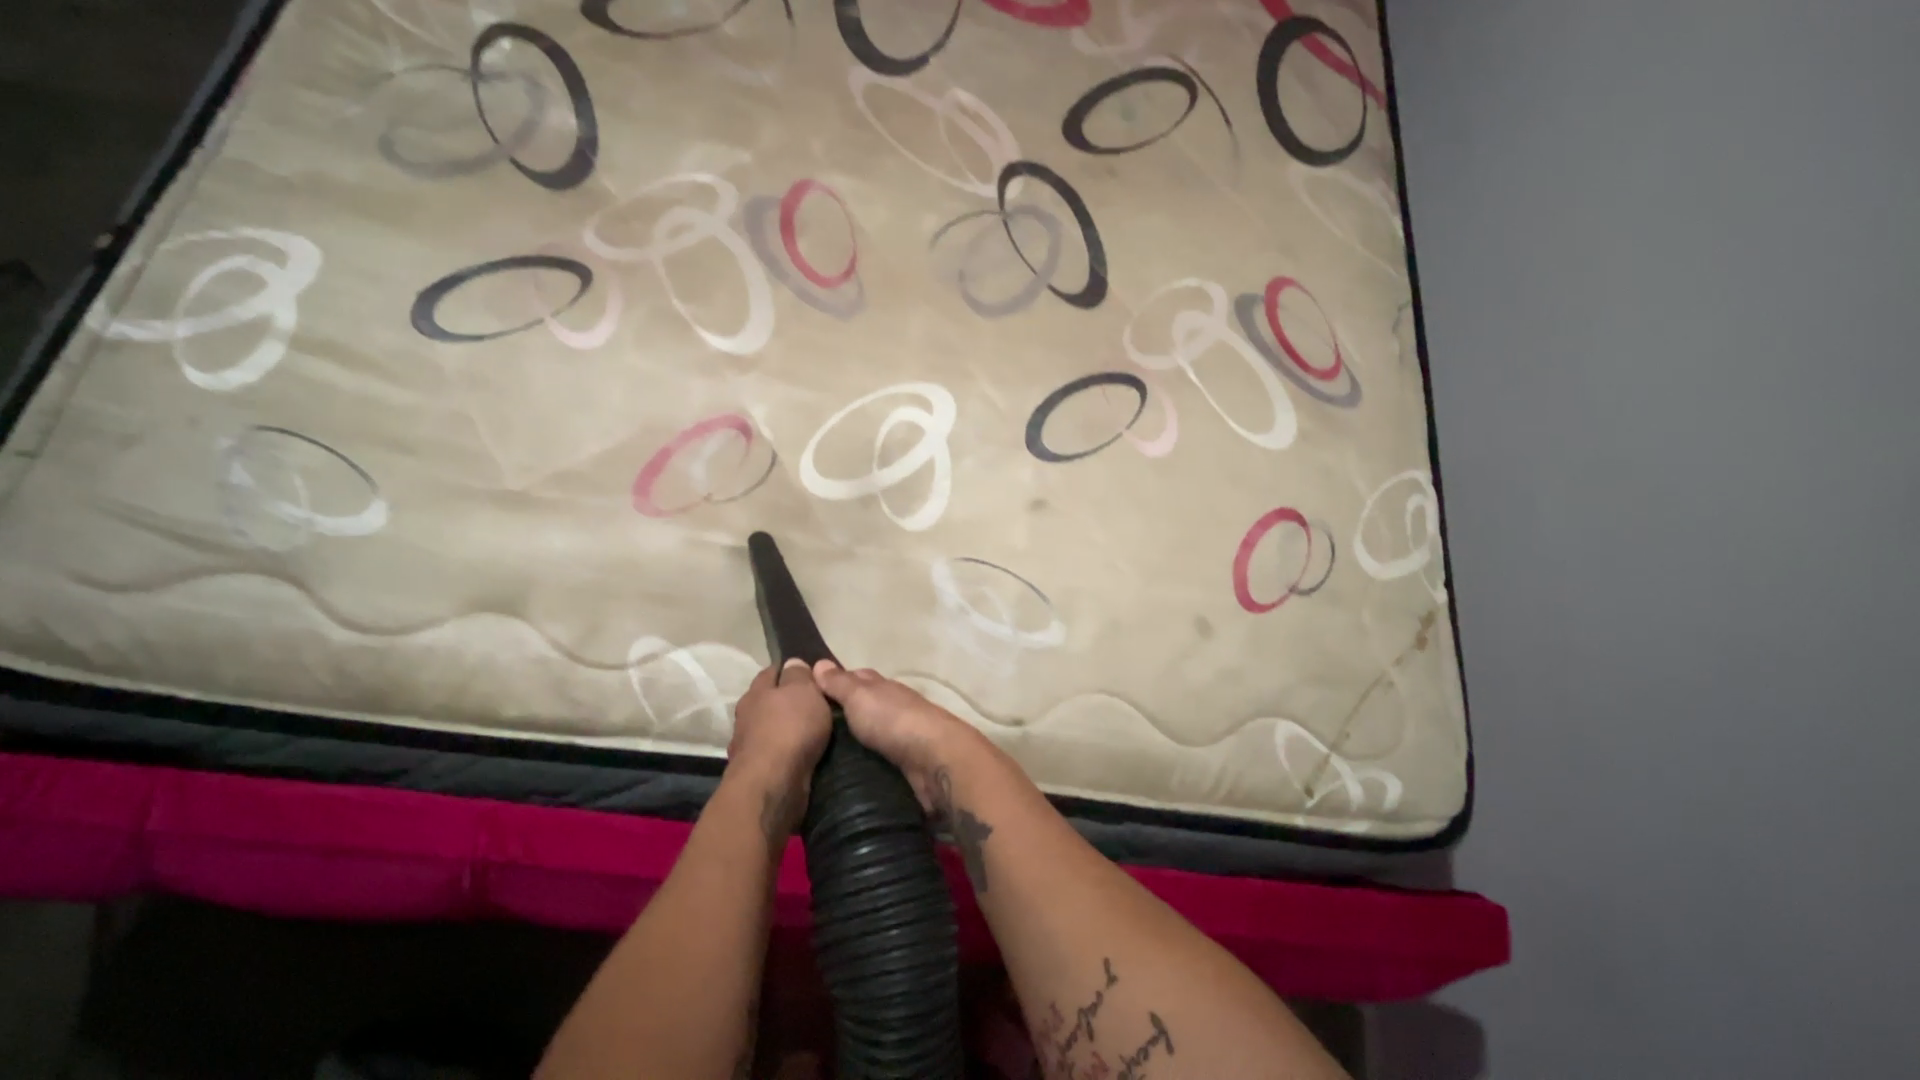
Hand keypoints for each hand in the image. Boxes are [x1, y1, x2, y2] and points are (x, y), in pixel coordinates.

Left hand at [729, 659, 832, 834]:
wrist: (772, 784)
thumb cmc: (790, 729)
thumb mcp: (803, 691)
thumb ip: (799, 675)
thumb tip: (792, 662)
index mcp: (756, 692)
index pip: (772, 672)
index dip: (791, 669)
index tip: (811, 673)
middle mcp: (747, 716)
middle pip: (770, 702)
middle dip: (790, 702)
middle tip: (819, 705)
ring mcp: (749, 746)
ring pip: (773, 730)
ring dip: (789, 731)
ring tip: (816, 733)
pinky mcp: (758, 772)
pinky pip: (777, 756)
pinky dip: (789, 754)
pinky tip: (806, 756)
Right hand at [810, 659, 985, 811]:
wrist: (935, 760)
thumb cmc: (894, 720)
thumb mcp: (860, 697)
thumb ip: (840, 683)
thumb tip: (818, 662)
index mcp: (884, 689)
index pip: (858, 679)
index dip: (837, 683)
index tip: (812, 695)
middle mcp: (895, 709)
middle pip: (866, 709)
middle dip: (844, 717)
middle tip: (810, 733)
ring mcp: (903, 738)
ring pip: (873, 736)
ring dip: (855, 743)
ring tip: (821, 760)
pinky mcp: (907, 766)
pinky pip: (881, 761)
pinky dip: (867, 763)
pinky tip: (848, 774)